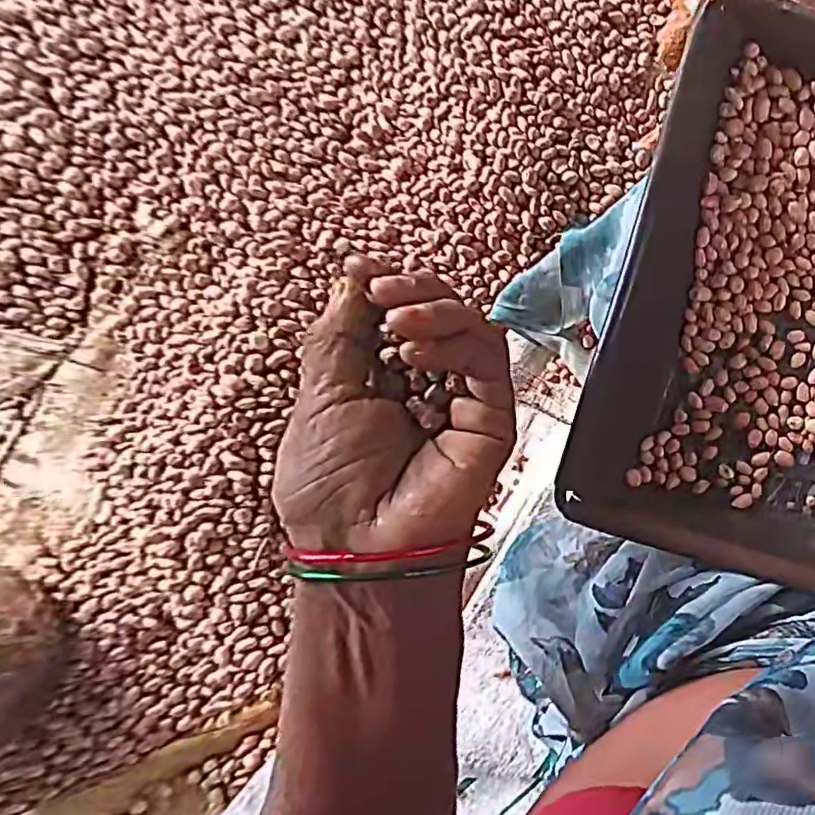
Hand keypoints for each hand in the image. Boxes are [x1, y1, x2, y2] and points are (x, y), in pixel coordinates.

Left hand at [273, 256, 514, 554]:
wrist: (358, 541)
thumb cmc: (332, 480)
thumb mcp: (321, 393)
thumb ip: (342, 333)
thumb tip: (358, 274)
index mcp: (392, 376)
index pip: (404, 315)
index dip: (389, 287)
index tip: (363, 272)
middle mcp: (434, 382)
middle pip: (445, 314)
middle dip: (415, 291)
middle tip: (383, 293)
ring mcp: (466, 398)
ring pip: (475, 329)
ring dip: (436, 311)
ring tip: (397, 324)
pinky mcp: (493, 415)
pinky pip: (488, 361)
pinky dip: (456, 344)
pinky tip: (416, 353)